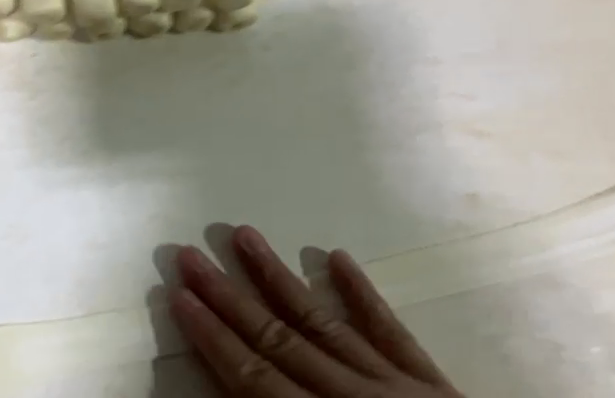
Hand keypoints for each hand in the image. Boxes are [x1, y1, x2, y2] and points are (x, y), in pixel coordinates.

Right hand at [172, 226, 463, 397]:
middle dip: (228, 297)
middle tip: (189, 252)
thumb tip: (235, 397)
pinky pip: (394, 335)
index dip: (213, 338)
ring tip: (245, 234)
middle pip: (279, 341)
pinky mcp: (436, 387)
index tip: (178, 296)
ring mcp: (397, 389)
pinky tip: (337, 256)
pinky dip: (364, 296)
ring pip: (325, 323)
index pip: (256, 381)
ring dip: (280, 278)